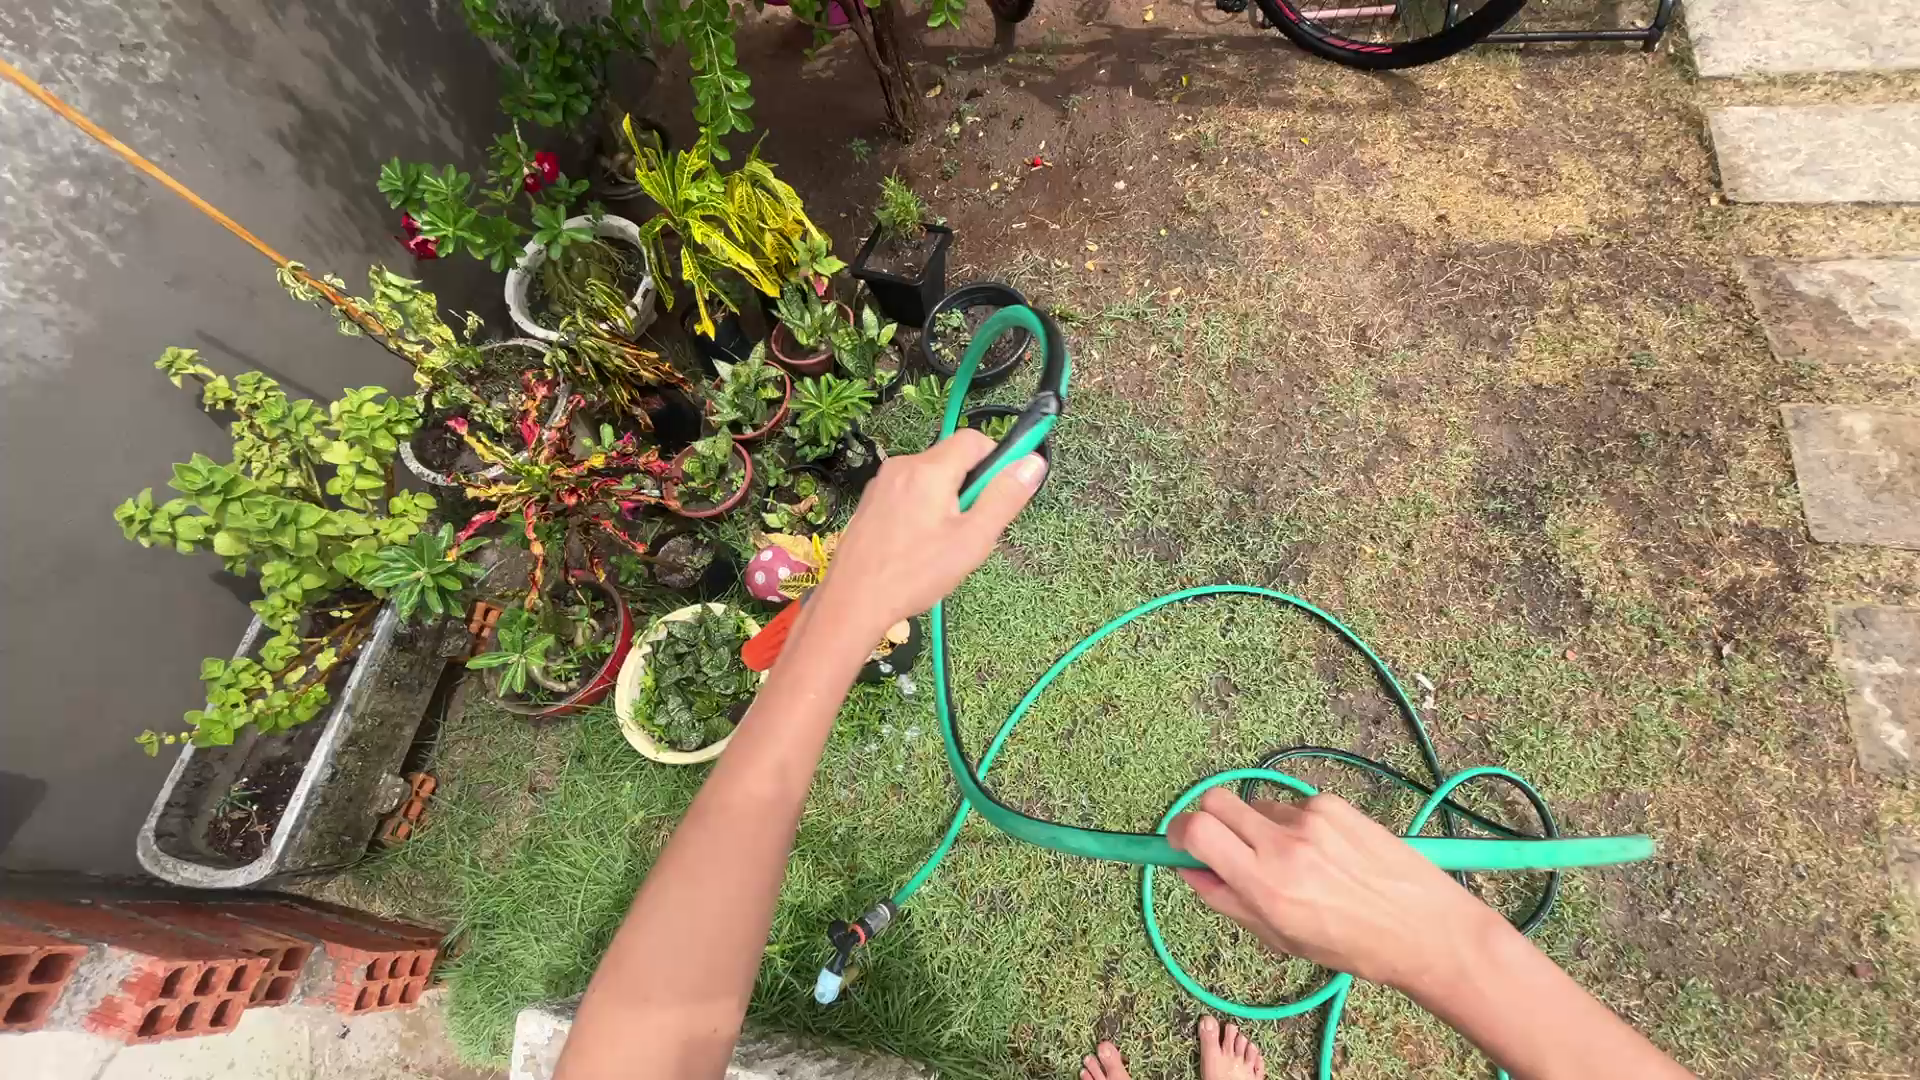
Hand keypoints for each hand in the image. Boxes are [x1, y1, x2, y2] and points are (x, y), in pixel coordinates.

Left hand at [812, 430, 1045, 638]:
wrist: (852, 600)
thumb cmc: (915, 574)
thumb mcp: (972, 540)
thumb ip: (1004, 497)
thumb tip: (1033, 462)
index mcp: (929, 469)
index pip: (974, 439)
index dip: (996, 461)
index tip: (999, 495)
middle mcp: (902, 466)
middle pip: (952, 459)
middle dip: (970, 487)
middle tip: (970, 530)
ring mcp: (882, 483)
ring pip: (931, 478)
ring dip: (946, 501)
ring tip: (942, 545)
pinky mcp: (870, 502)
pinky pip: (909, 492)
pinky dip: (922, 510)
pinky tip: (917, 547)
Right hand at [1166, 789, 1507, 993]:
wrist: (1430, 931)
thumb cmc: (1354, 947)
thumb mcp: (1283, 939)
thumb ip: (1228, 901)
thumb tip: (1189, 870)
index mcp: (1268, 886)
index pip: (1197, 832)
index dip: (1177, 832)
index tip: (1177, 842)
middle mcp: (1284, 845)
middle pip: (1214, 802)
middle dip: (1208, 819)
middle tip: (1224, 844)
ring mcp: (1309, 819)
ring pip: (1254, 806)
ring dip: (1257, 827)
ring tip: (1294, 860)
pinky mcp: (1332, 804)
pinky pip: (1290, 806)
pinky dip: (1293, 825)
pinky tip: (1324, 852)